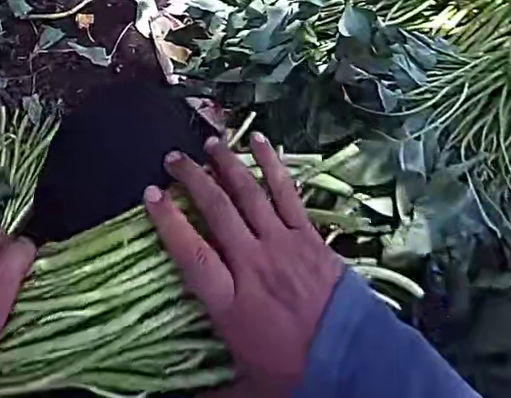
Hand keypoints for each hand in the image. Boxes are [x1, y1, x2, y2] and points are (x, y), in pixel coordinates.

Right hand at [145, 133, 345, 397]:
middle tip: (173, 159)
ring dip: (225, 164)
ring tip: (208, 144)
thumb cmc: (298, 378)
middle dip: (191, 179)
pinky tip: (259, 139)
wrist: (361, 369)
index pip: (191, 253)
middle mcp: (254, 264)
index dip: (167, 221)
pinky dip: (271, 163)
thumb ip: (208, 390)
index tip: (150, 193)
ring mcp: (283, 244)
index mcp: (233, 302)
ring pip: (248, 193)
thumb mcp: (247, 390)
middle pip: (217, 210)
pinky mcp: (308, 236)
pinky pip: (286, 192)